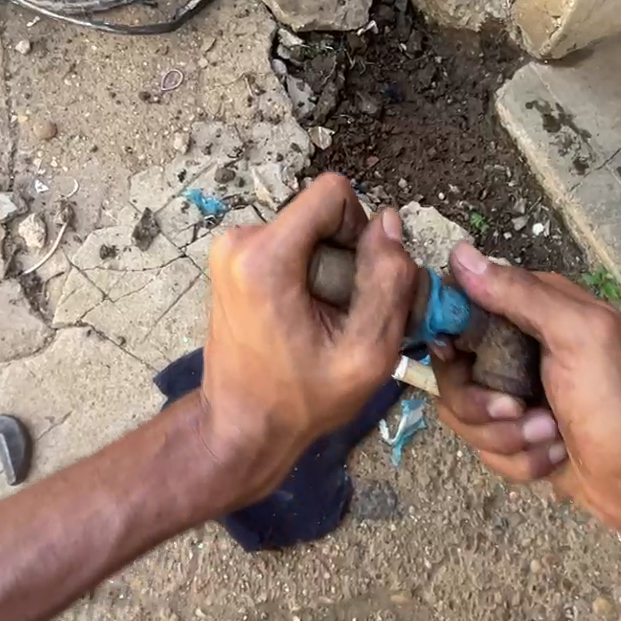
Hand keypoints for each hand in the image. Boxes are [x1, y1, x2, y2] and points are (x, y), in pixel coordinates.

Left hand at [201, 173, 418, 504]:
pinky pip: (291, 241)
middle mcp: (239, 239)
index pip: (333, 193)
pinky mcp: (233, 257)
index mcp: (264, 257)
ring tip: (320, 319)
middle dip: (343, 256)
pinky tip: (304, 314)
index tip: (354, 283)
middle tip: (338, 313)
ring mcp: (231, 247)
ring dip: (327, 267)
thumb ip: (388, 282)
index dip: (359, 232)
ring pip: (309, 228)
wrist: (240, 426)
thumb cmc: (301, 400)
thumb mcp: (367, 353)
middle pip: (321, 213)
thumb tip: (389, 221)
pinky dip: (307, 271)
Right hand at [433, 243, 620, 533]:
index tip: (459, 358)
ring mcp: (514, 389)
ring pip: (462, 410)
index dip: (449, 332)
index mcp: (533, 306)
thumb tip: (460, 254)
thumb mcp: (577, 336)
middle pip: (452, 367)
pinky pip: (483, 442)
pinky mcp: (514, 430)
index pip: (460, 302)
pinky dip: (517, 457)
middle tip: (518, 411)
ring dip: (504, 435)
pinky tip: (553, 455)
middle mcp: (517, 342)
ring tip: (549, 437)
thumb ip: (520, 294)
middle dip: (481, 402)